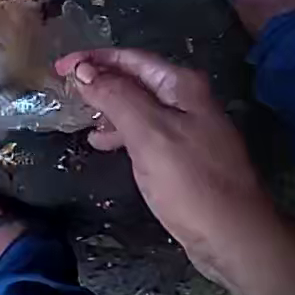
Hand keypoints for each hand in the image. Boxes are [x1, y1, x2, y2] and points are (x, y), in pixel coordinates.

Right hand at [54, 48, 276, 283]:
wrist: (234, 237)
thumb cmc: (191, 182)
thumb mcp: (148, 133)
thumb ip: (115, 96)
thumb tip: (84, 69)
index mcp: (181, 85)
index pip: (129, 58)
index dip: (92, 58)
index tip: (59, 66)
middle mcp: (186, 99)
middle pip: (134, 78)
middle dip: (99, 79)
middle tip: (64, 88)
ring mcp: (187, 127)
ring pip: (137, 105)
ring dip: (107, 106)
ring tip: (79, 116)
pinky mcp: (183, 154)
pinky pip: (144, 131)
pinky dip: (120, 132)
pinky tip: (102, 143)